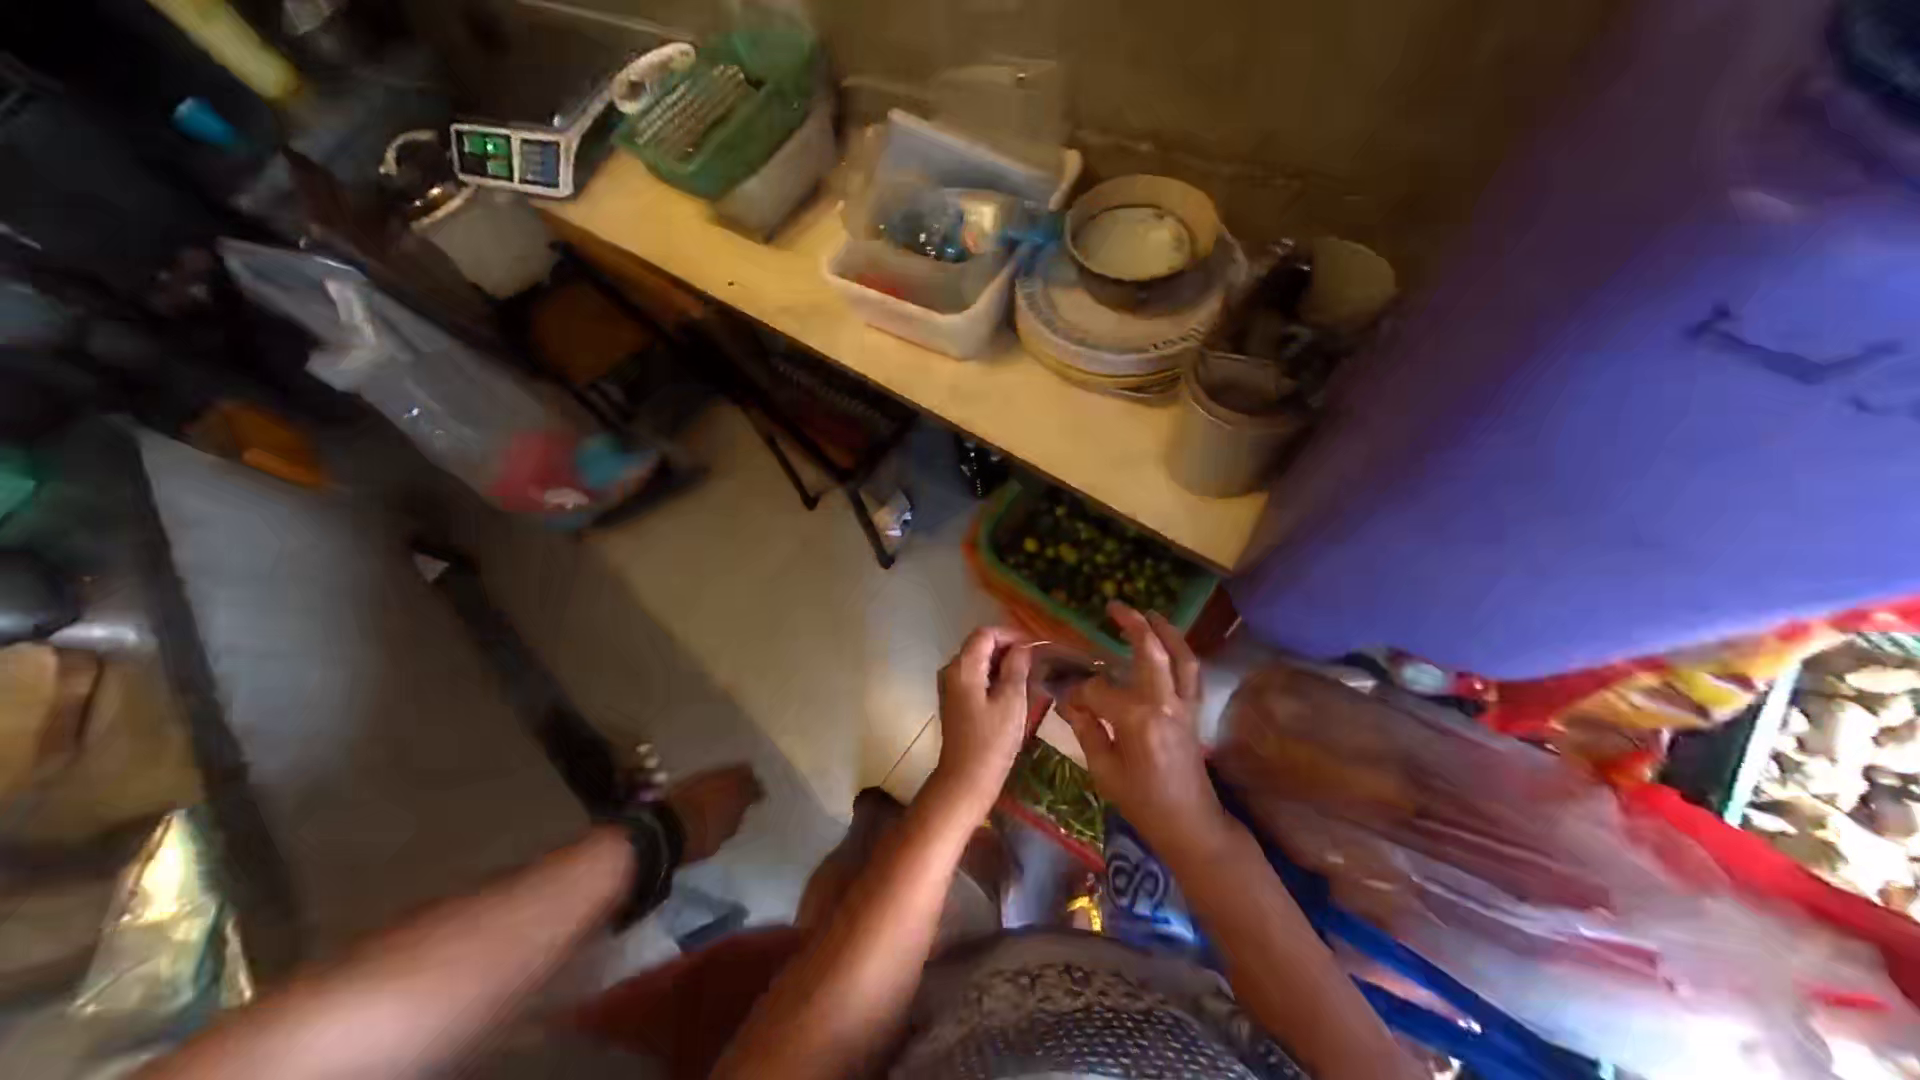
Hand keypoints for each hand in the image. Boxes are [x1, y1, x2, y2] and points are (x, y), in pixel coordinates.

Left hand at [664, 764, 763, 861]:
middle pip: (742, 771)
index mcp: (740, 792)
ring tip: (727, 789)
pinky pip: (709, 775)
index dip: (758, 792)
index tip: (759, 797)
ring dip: (728, 778)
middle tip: (745, 788)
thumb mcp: (726, 832)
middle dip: (745, 779)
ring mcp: (707, 775)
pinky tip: (711, 790)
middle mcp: (727, 778)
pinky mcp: (691, 777)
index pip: (756, 787)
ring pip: (725, 771)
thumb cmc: (701, 836)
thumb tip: (741, 810)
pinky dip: (713, 781)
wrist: (666, 830)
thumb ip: (736, 817)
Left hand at [933, 627, 1033, 805]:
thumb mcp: (1011, 700)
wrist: (966, 779)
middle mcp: (951, 670)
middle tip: (1036, 661)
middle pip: (980, 645)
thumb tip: (1022, 647)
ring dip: (1002, 663)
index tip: (1035, 647)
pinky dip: (994, 677)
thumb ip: (1017, 667)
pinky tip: (1013, 690)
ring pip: (978, 661)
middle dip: (1008, 647)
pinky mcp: (955, 701)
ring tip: (1029, 674)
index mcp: (963, 667)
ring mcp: (950, 686)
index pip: (986, 633)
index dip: (1011, 634)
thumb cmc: (992, 741)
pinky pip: (975, 677)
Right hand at [1060, 603, 1228, 852]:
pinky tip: (1170, 645)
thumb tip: (1070, 702)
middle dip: (1132, 625)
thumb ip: (1087, 730)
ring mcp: (1184, 706)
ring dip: (1165, 630)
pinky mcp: (1194, 712)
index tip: (1068, 702)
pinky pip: (1192, 673)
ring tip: (1149, 612)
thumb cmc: (1142, 802)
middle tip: (1115, 606)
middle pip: (1149, 652)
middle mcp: (1163, 704)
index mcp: (1136, 719)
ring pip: (1180, 656)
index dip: (1079, 693)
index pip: (1099, 689)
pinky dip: (1182, 653)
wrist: (1189, 823)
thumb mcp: (1104, 770)